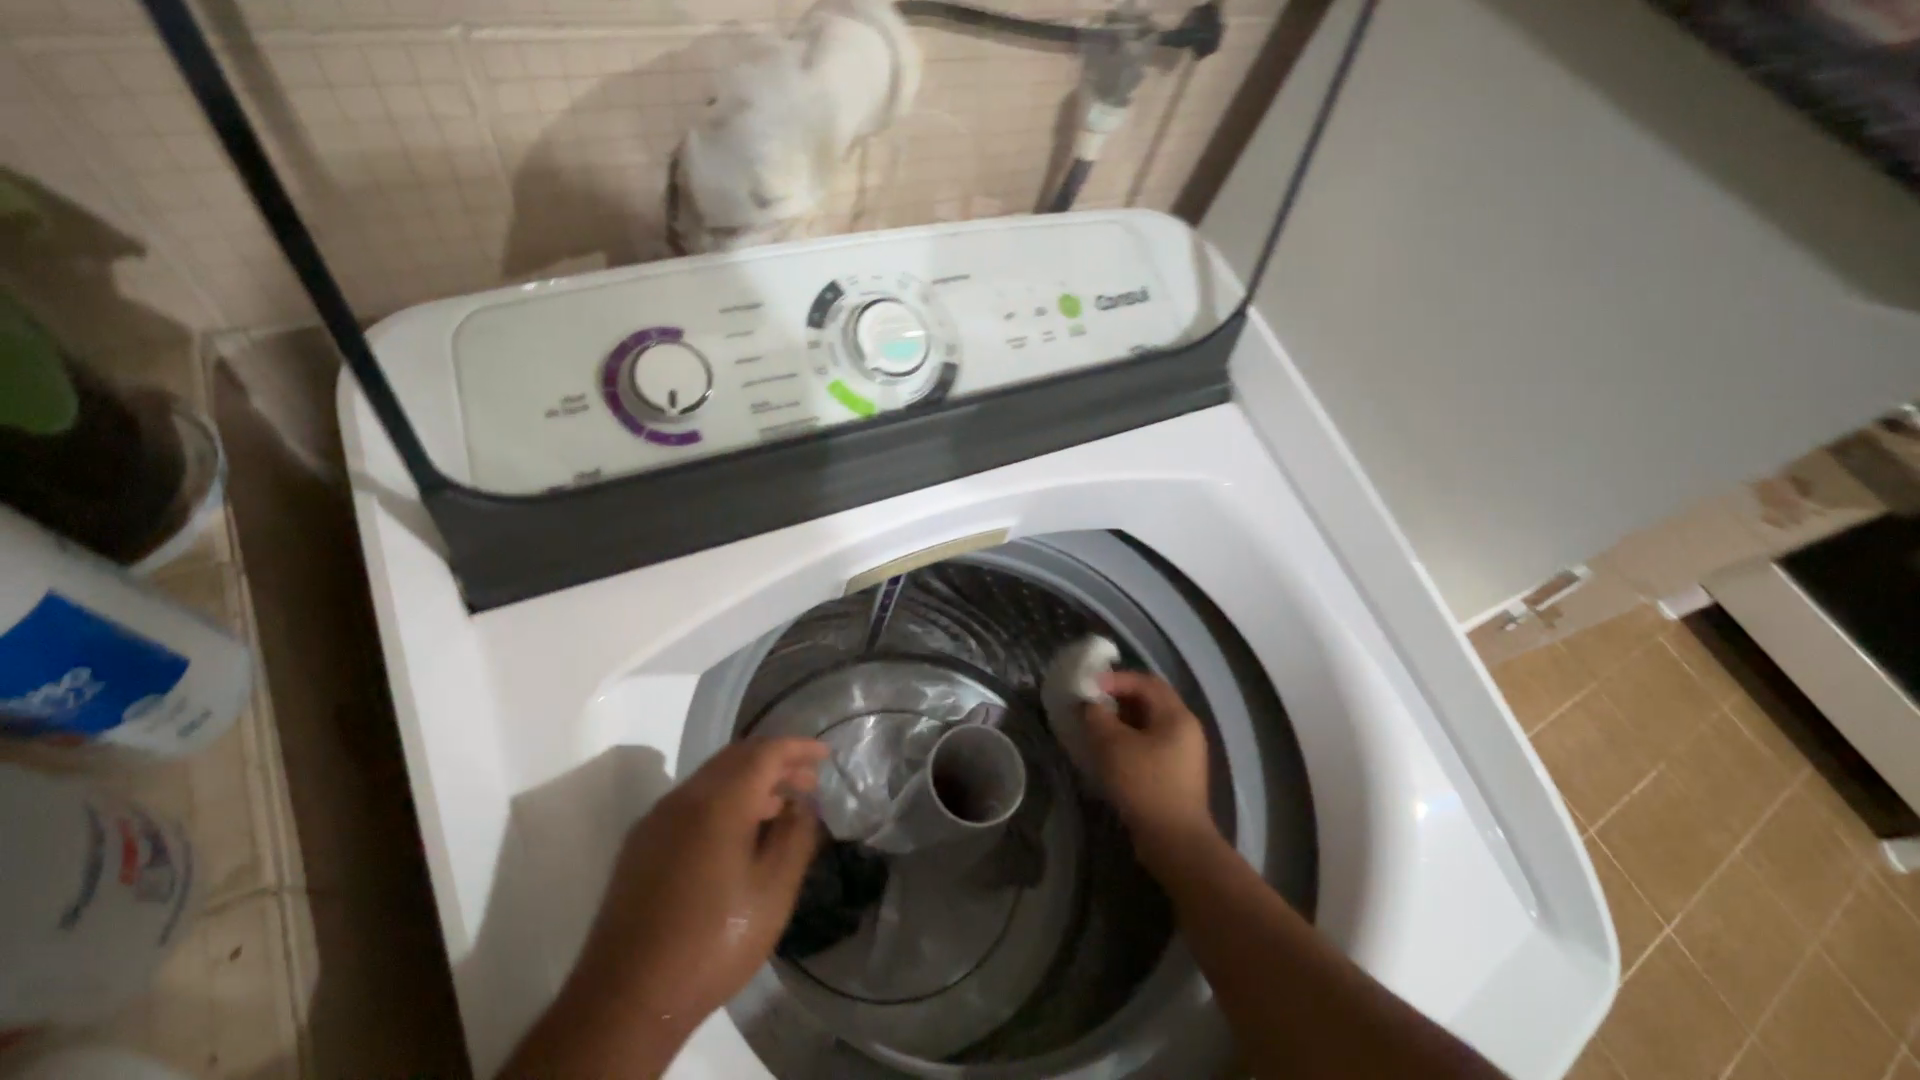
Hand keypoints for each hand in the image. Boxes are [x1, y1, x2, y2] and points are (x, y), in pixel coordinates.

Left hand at [569, 737, 827, 1036]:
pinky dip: (723, 801)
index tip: (826, 755)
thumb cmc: (713, 942)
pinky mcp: (641, 847)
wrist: (629, 996)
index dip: (798, 748)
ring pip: (710, 780)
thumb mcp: (773, 892)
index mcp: (717, 803)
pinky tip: (738, 835)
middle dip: (775, 761)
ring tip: (780, 807)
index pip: (764, 753)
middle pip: (734, 758)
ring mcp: (655, 822)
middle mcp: (682, 800)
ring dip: (748, 782)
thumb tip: (802, 804)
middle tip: (809, 781)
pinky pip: (690, 804)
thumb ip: (795, 837)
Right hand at [1082, 671, 1216, 867]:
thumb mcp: (1113, 746)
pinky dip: (1127, 744)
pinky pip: (1149, 748)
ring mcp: (1183, 755)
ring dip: (1120, 724)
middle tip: (1090, 707)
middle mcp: (1185, 730)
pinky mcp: (1175, 776)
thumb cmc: (1145, 785)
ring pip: (1148, 727)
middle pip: (1149, 703)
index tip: (1088, 687)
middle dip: (1117, 701)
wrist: (1174, 841)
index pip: (1146, 682)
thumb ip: (1098, 718)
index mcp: (1177, 716)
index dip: (1116, 680)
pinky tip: (1107, 756)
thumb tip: (1091, 706)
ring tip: (1093, 730)